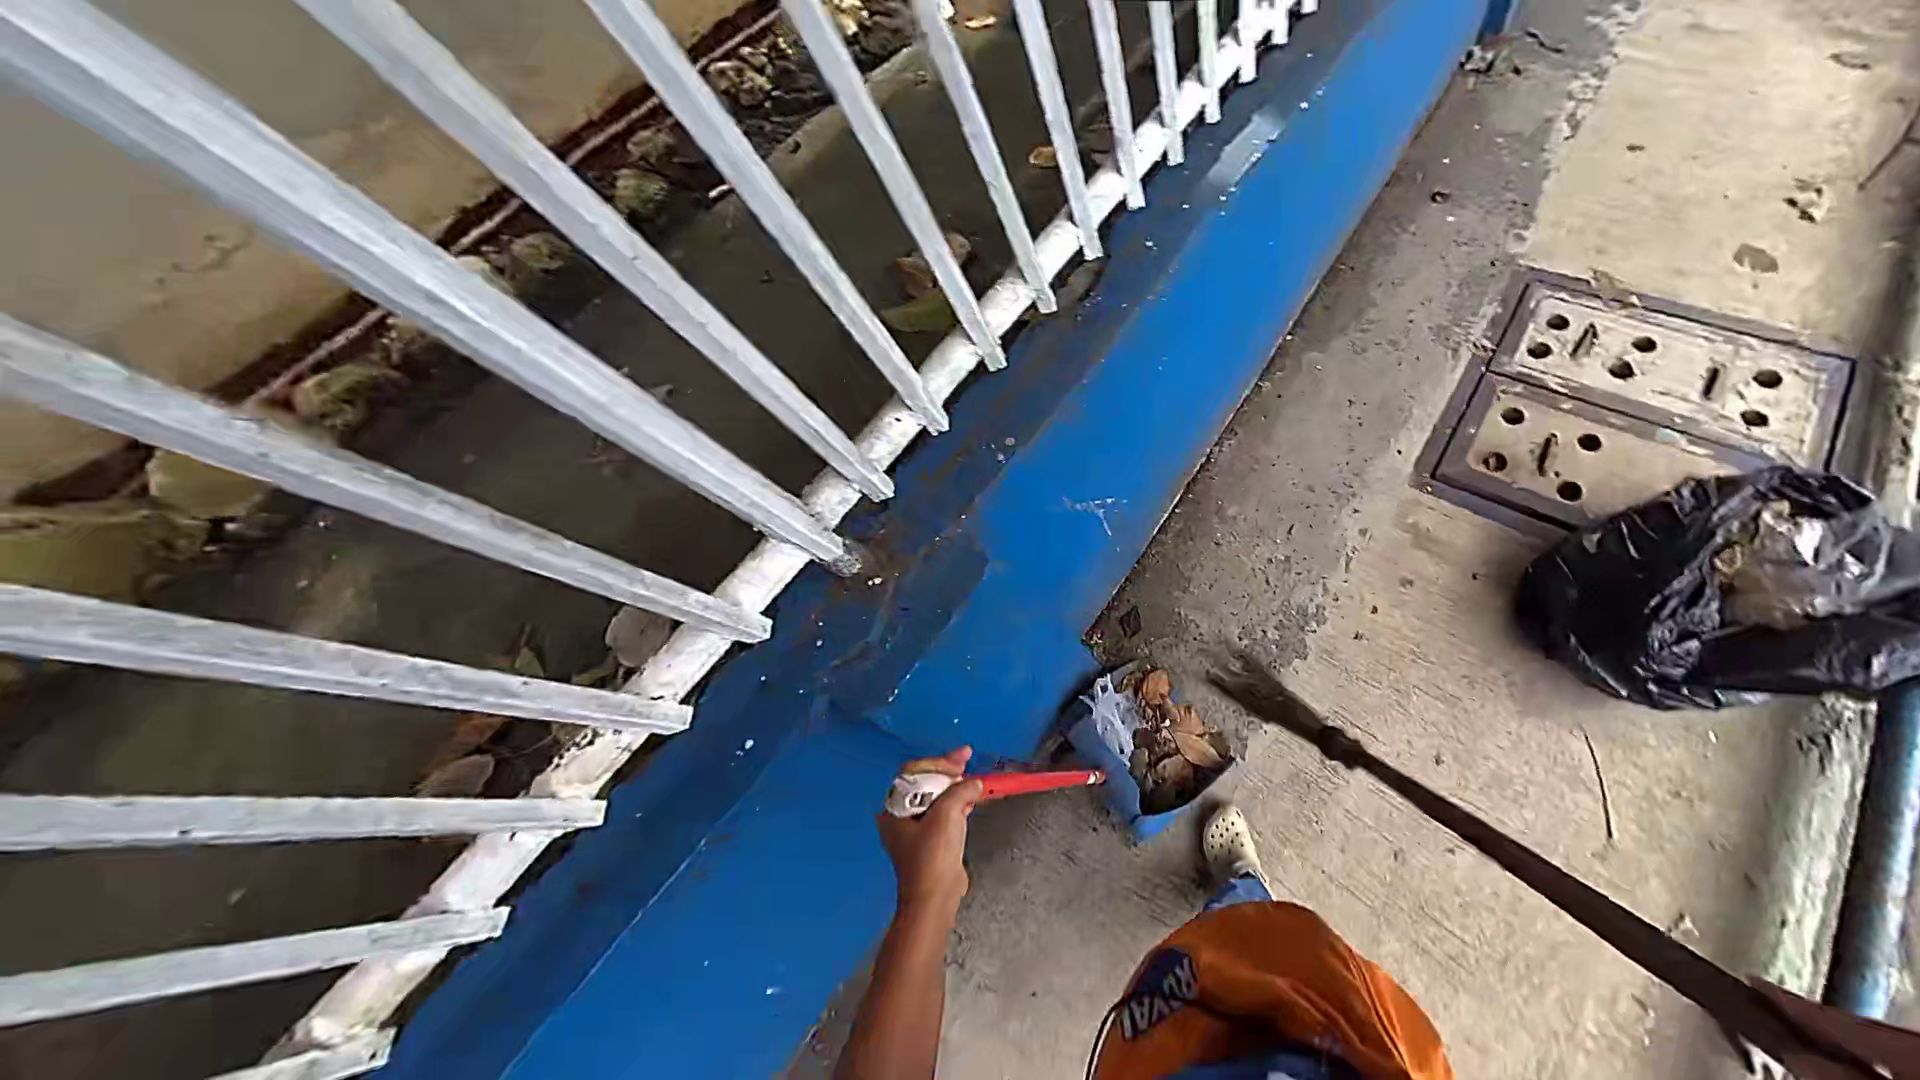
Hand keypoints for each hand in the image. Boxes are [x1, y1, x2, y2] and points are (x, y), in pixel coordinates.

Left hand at [877, 747, 983, 913]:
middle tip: (966, 759)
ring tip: (971, 777)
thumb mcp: (948, 814)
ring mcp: (915, 831)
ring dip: (954, 786)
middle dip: (947, 771)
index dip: (938, 762)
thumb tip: (974, 783)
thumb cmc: (933, 855)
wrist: (935, 899)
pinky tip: (970, 798)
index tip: (960, 759)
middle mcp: (901, 818)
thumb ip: (961, 791)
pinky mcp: (930, 842)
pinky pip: (943, 814)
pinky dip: (956, 803)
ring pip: (935, 798)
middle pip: (924, 783)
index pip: (914, 772)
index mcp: (895, 809)